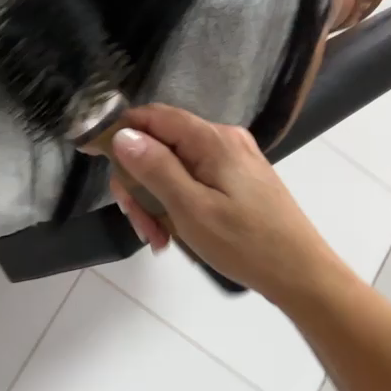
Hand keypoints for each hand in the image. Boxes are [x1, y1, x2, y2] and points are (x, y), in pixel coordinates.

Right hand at [107, 104, 350, 303]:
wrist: (300, 273)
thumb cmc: (244, 243)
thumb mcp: (189, 208)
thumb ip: (154, 169)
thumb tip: (122, 135)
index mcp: (212, 141)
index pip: (153, 117)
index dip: (118, 131)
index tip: (90, 156)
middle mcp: (222, 141)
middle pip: (159, 147)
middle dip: (137, 184)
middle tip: (138, 224)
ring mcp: (231, 161)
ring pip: (171, 169)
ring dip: (154, 201)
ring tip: (158, 238)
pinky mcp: (236, 181)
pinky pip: (190, 182)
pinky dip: (174, 205)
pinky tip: (173, 234)